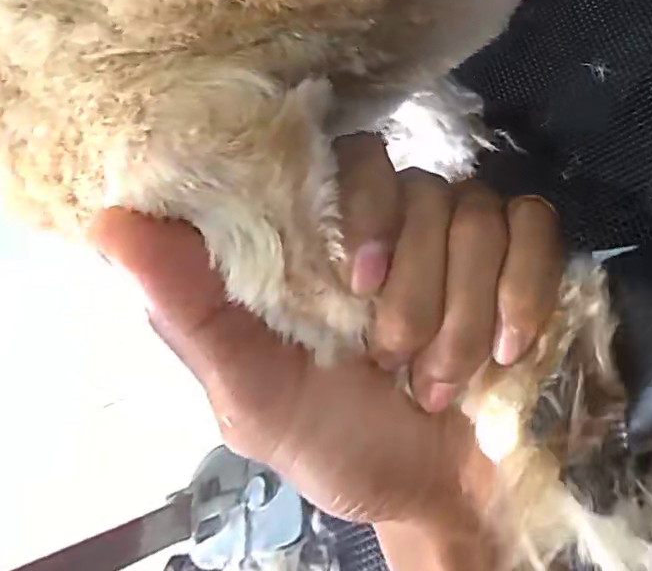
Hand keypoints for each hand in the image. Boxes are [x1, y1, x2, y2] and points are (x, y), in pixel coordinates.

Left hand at [92, 135, 563, 569]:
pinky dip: (525, 288)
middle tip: (400, 362)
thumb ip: (195, 310)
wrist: (440, 492)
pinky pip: (537, 227)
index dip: (366, 206)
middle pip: (431, 193)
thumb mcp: (256, 393)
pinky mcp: (532, 252)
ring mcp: (479, 231)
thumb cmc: (342, 441)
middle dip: (420, 290)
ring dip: (468, 310)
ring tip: (446, 379)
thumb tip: (113, 218)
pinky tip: (511, 346)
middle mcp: (416, 218)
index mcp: (344, 237)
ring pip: (484, 215)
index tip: (358, 283)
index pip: (361, 158)